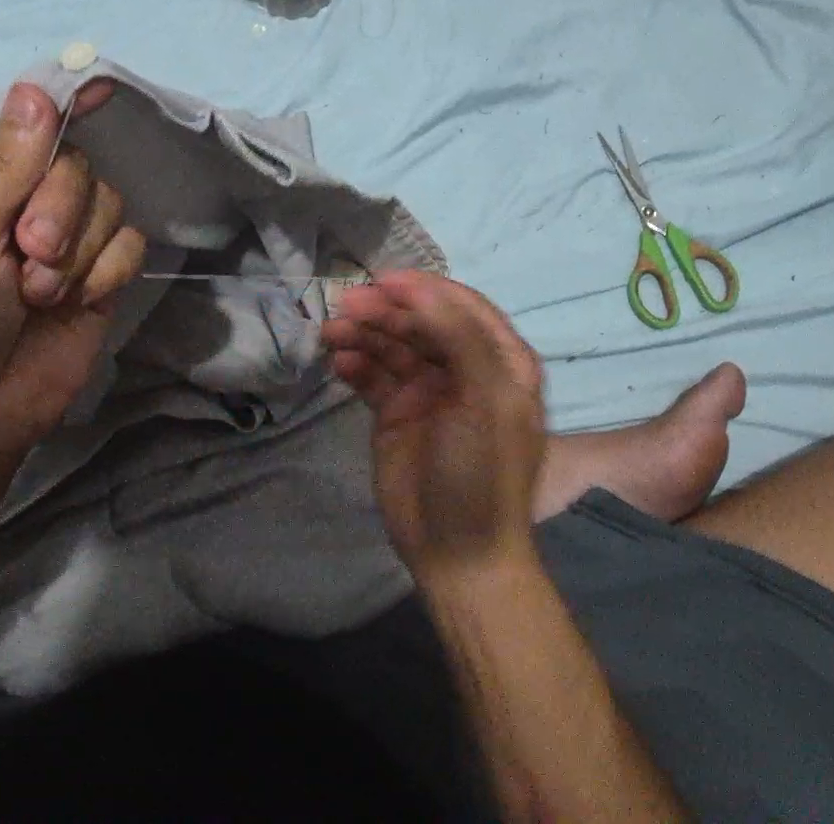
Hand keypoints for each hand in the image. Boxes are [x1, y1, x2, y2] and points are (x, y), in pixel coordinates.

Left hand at [0, 81, 146, 527]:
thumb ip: (7, 168)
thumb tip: (36, 88)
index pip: (33, 131)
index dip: (65, 112)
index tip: (104, 90)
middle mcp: (27, 208)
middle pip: (81, 167)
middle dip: (59, 210)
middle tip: (26, 257)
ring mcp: (69, 246)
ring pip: (112, 205)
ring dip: (79, 250)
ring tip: (39, 295)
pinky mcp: (102, 282)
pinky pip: (131, 247)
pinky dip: (106, 272)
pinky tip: (74, 304)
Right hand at [322, 271, 547, 577]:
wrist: (458, 553)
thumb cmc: (482, 473)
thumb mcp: (486, 400)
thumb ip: (459, 338)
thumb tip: (419, 291)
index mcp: (501, 362)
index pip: (462, 307)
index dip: (424, 289)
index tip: (382, 280)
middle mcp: (466, 370)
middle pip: (422, 323)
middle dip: (386, 311)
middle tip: (344, 306)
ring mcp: (429, 393)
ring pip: (394, 347)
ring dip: (364, 335)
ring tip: (331, 333)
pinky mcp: (397, 416)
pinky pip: (374, 377)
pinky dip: (357, 365)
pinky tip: (338, 363)